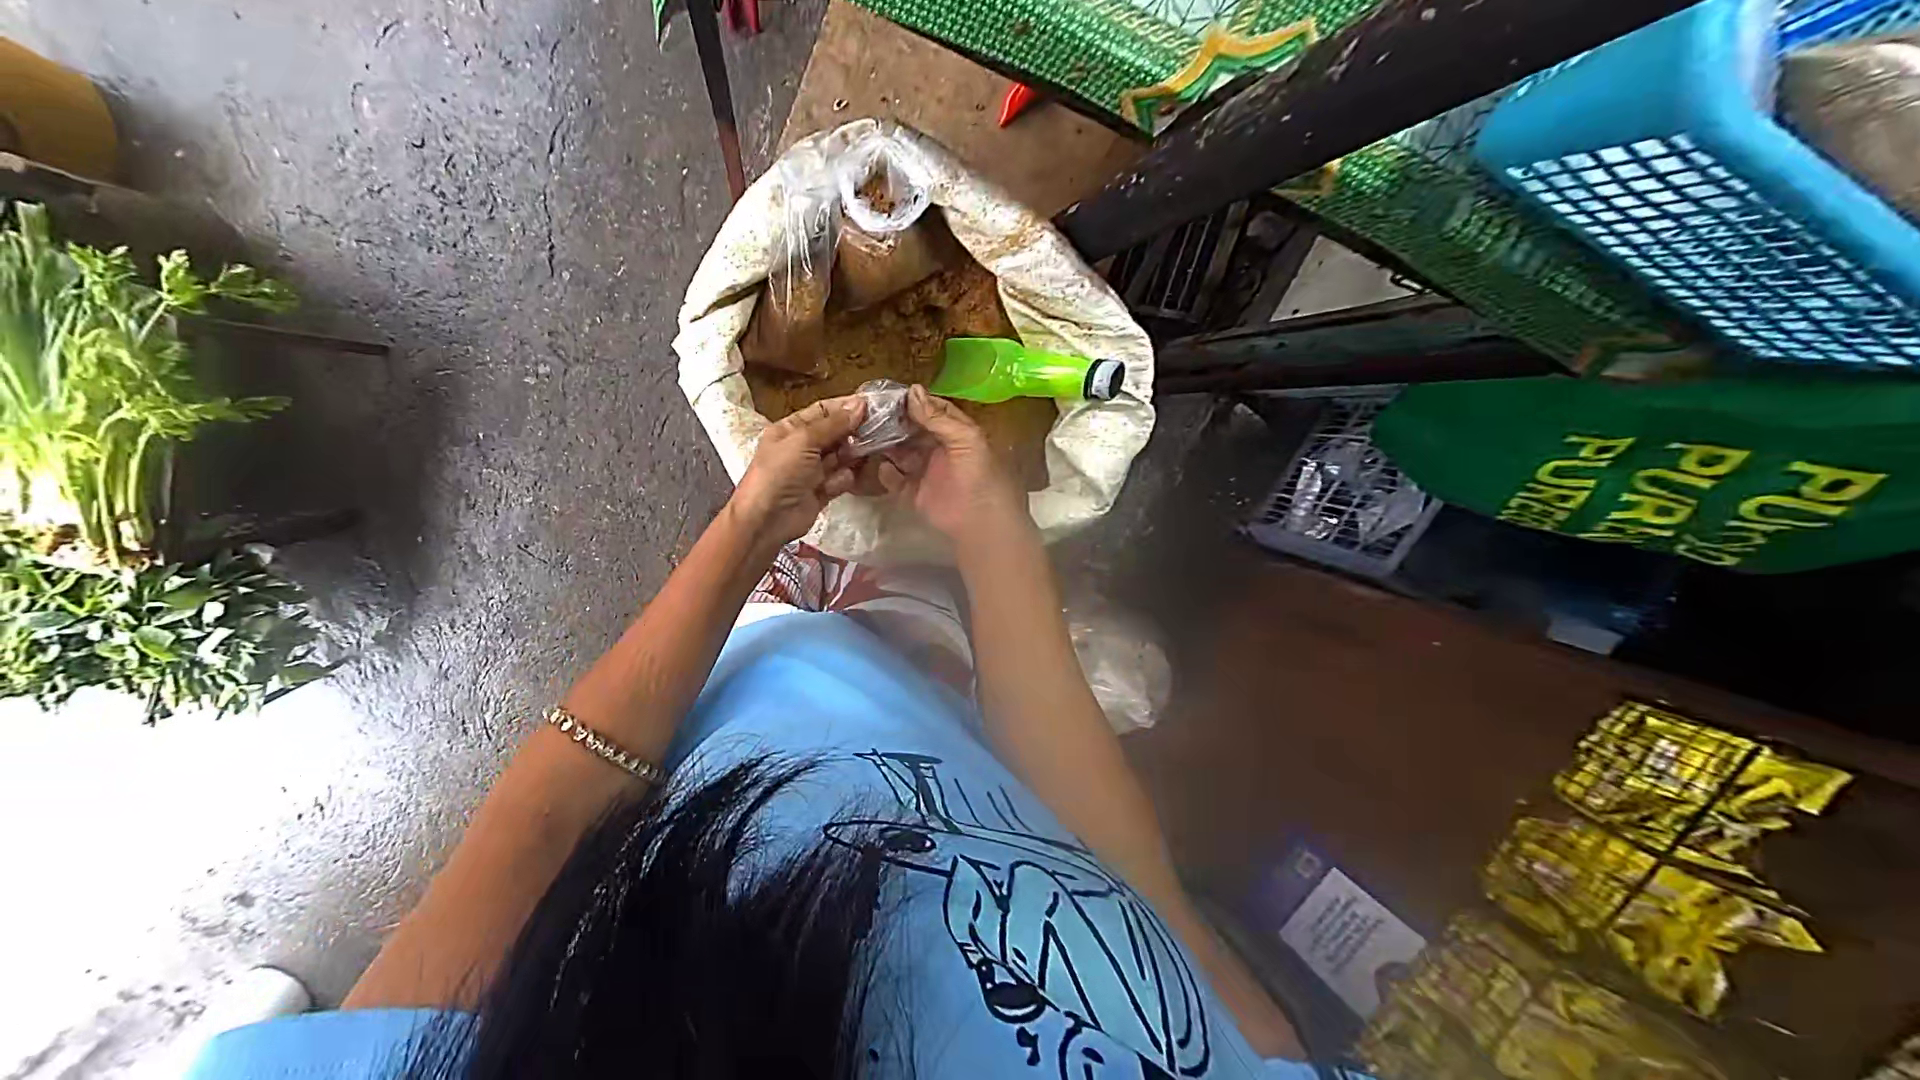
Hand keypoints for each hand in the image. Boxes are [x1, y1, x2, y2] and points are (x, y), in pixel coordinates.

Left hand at [730, 395, 866, 544]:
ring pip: (841, 456)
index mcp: (790, 429)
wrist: (767, 520)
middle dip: (853, 432)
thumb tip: (860, 404)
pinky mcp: (822, 491)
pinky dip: (843, 479)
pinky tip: (839, 482)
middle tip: (878, 429)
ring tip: (865, 453)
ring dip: (852, 455)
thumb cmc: (779, 473)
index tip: (871, 405)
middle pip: (835, 433)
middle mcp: (802, 447)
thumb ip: (834, 424)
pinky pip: (840, 478)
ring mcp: (812, 470)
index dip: (845, 407)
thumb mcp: (804, 441)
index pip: (822, 411)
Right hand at [858, 384, 1025, 545]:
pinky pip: (895, 480)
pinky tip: (882, 466)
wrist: (982, 522)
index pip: (934, 411)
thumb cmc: (980, 475)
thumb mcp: (965, 439)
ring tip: (869, 434)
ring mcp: (927, 473)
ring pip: (901, 453)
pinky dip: (887, 473)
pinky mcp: (915, 494)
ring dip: (888, 444)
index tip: (891, 394)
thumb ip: (938, 417)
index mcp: (957, 434)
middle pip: (914, 431)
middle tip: (873, 412)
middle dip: (896, 422)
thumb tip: (912, 390)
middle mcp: (940, 450)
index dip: (915, 402)